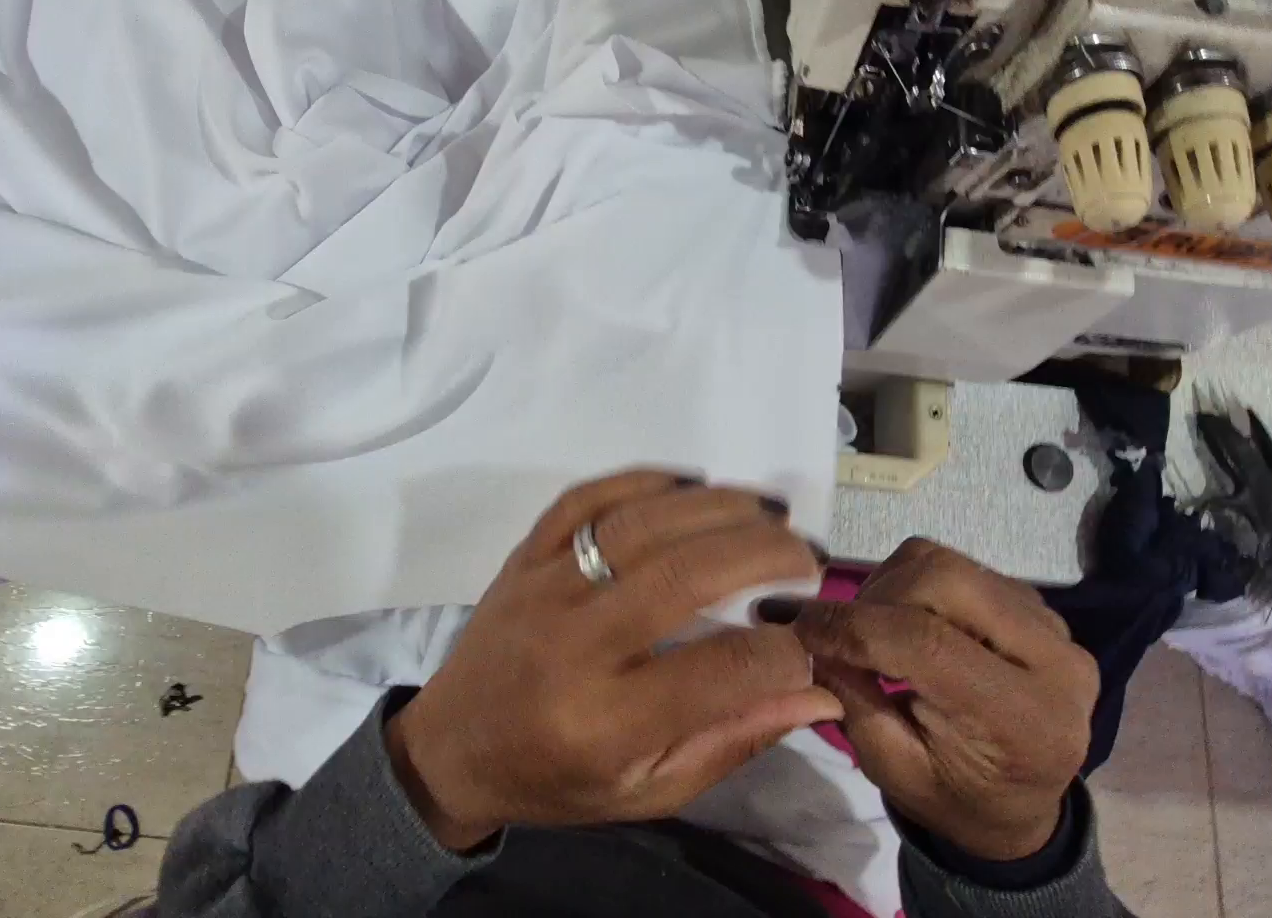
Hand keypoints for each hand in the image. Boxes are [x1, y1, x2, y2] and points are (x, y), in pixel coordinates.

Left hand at [386, 470, 842, 849]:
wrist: (452, 746)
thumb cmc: (555, 778)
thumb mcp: (649, 790)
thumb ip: (733, 740)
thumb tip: (818, 691)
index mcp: (607, 721)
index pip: (722, 670)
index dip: (785, 652)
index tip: (808, 642)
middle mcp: (574, 643)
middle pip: (684, 573)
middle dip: (763, 554)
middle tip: (805, 555)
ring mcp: (543, 586)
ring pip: (639, 524)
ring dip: (714, 507)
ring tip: (766, 512)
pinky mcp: (524, 554)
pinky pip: (585, 499)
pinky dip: (642, 480)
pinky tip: (689, 484)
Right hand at [792, 539, 1097, 861]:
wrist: (1015, 805)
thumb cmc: (951, 794)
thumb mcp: (889, 767)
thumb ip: (851, 697)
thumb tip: (810, 636)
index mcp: (1023, 719)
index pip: (927, 643)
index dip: (852, 627)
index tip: (801, 631)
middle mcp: (1053, 660)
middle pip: (943, 580)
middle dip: (874, 599)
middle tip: (843, 633)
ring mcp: (1050, 624)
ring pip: (945, 562)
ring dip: (891, 585)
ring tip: (875, 627)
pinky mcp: (1033, 604)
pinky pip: (956, 564)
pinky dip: (912, 582)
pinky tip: (906, 620)